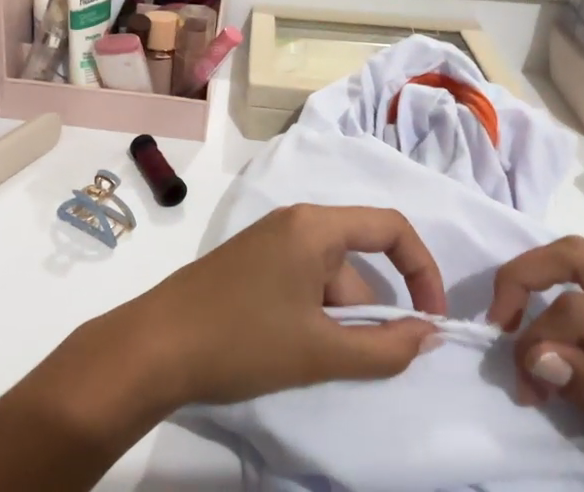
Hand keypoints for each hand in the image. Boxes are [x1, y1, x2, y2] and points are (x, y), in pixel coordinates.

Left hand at [91, 206, 446, 411]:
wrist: (154, 347)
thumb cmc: (243, 340)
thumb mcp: (321, 352)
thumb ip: (385, 347)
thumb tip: (429, 333)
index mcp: (314, 226)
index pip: (391, 228)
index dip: (422, 271)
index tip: (430, 321)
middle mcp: (292, 222)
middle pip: (356, 259)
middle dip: (367, 311)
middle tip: (352, 359)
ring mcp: (266, 242)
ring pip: (327, 278)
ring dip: (337, 320)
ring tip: (310, 361)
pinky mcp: (248, 264)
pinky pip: (300, 282)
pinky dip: (312, 315)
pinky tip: (290, 350)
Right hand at [490, 237, 583, 491]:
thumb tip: (534, 351)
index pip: (580, 309)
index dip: (536, 340)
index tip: (525, 394)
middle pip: (580, 257)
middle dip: (525, 277)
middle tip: (499, 327)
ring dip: (547, 294)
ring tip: (530, 351)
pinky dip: (573, 314)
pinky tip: (571, 359)